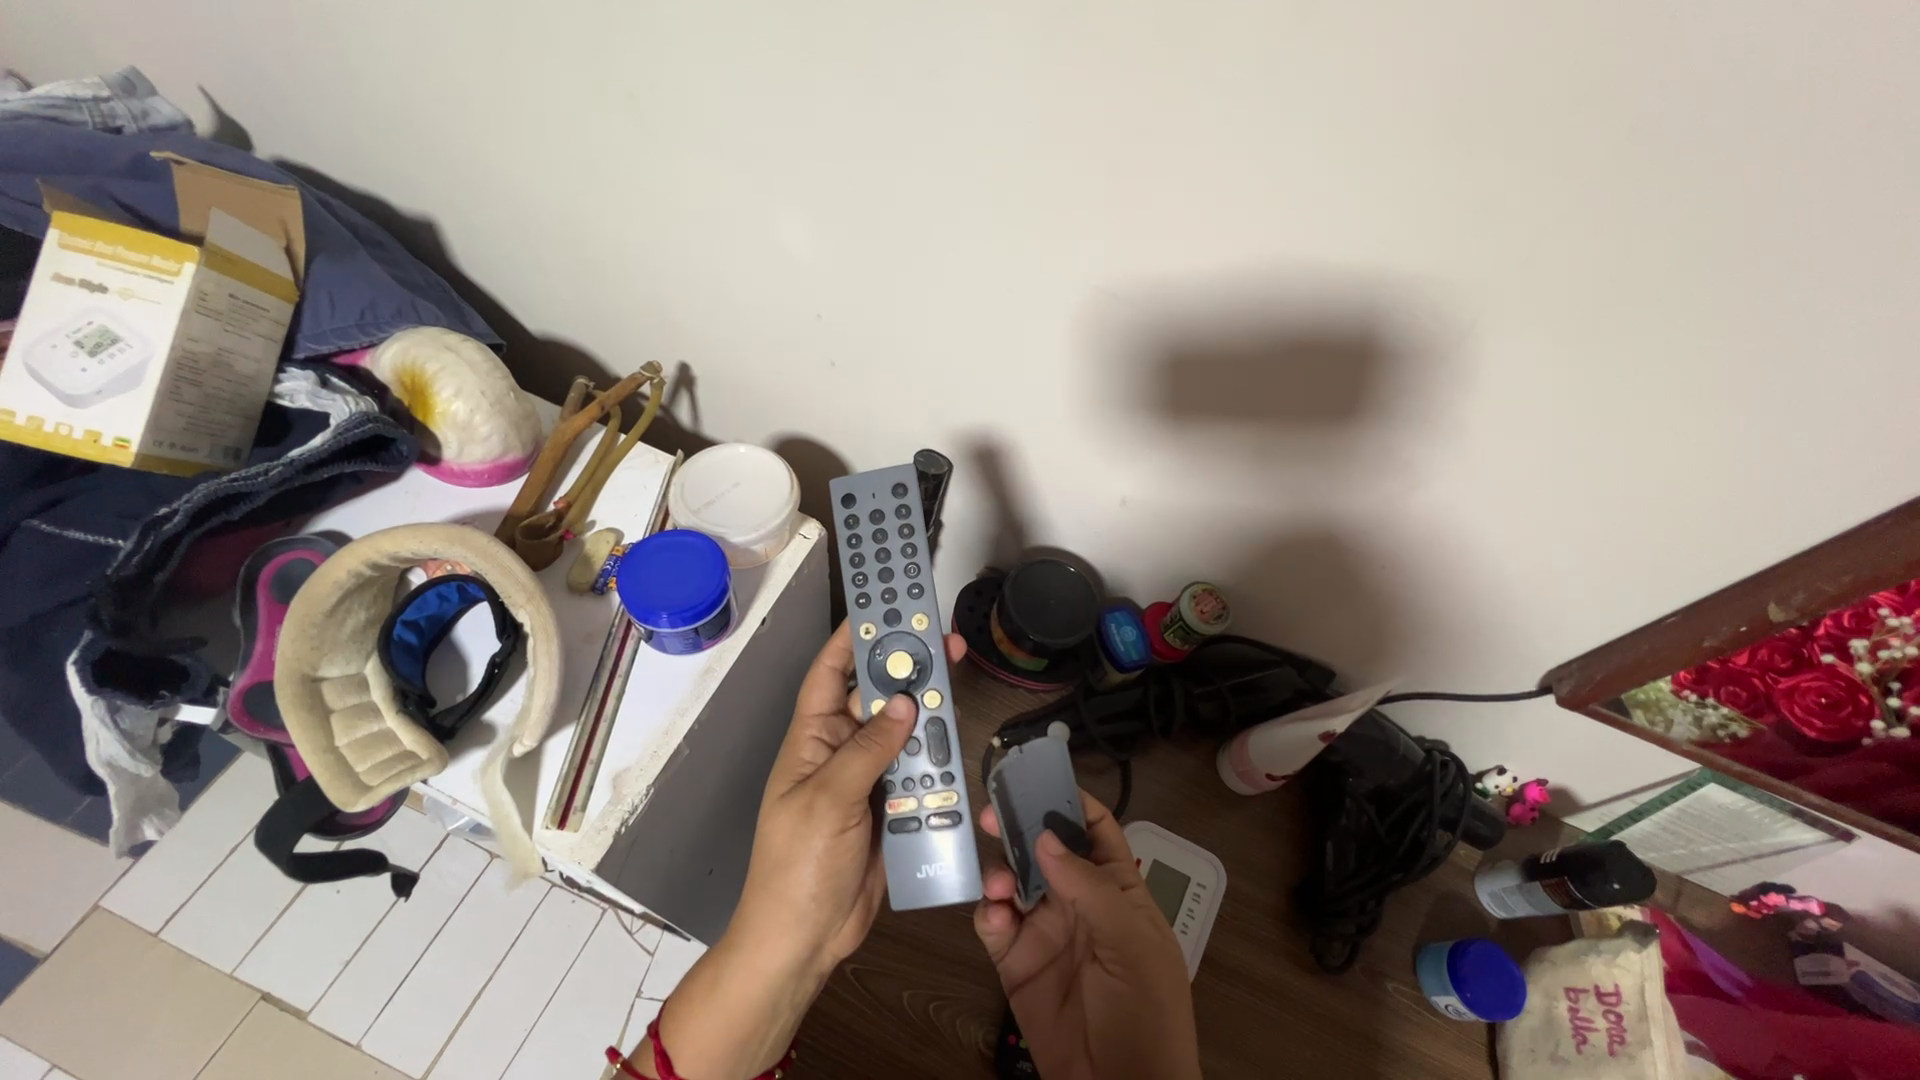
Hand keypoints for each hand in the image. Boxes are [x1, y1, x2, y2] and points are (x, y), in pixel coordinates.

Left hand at [737, 617, 965, 969]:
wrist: (804, 940)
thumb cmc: (798, 865)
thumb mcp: (828, 800)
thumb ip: (868, 749)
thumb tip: (907, 704)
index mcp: (811, 739)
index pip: (829, 674)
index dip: (852, 639)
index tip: (883, 608)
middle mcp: (839, 751)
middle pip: (877, 699)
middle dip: (907, 671)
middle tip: (945, 643)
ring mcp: (866, 780)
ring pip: (903, 733)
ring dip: (929, 716)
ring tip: (959, 688)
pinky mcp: (890, 809)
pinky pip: (917, 773)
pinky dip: (936, 761)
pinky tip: (956, 745)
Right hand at [975, 790, 1202, 1079]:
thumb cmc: (1145, 1009)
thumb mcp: (1131, 943)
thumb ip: (1090, 887)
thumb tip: (1045, 838)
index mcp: (1116, 888)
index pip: (1094, 830)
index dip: (1070, 801)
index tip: (1040, 776)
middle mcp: (1076, 899)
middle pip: (1043, 846)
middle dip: (1019, 824)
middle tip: (991, 811)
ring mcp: (1044, 928)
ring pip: (1013, 877)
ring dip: (999, 868)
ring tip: (998, 882)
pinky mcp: (1015, 959)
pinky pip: (993, 922)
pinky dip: (987, 911)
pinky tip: (994, 915)